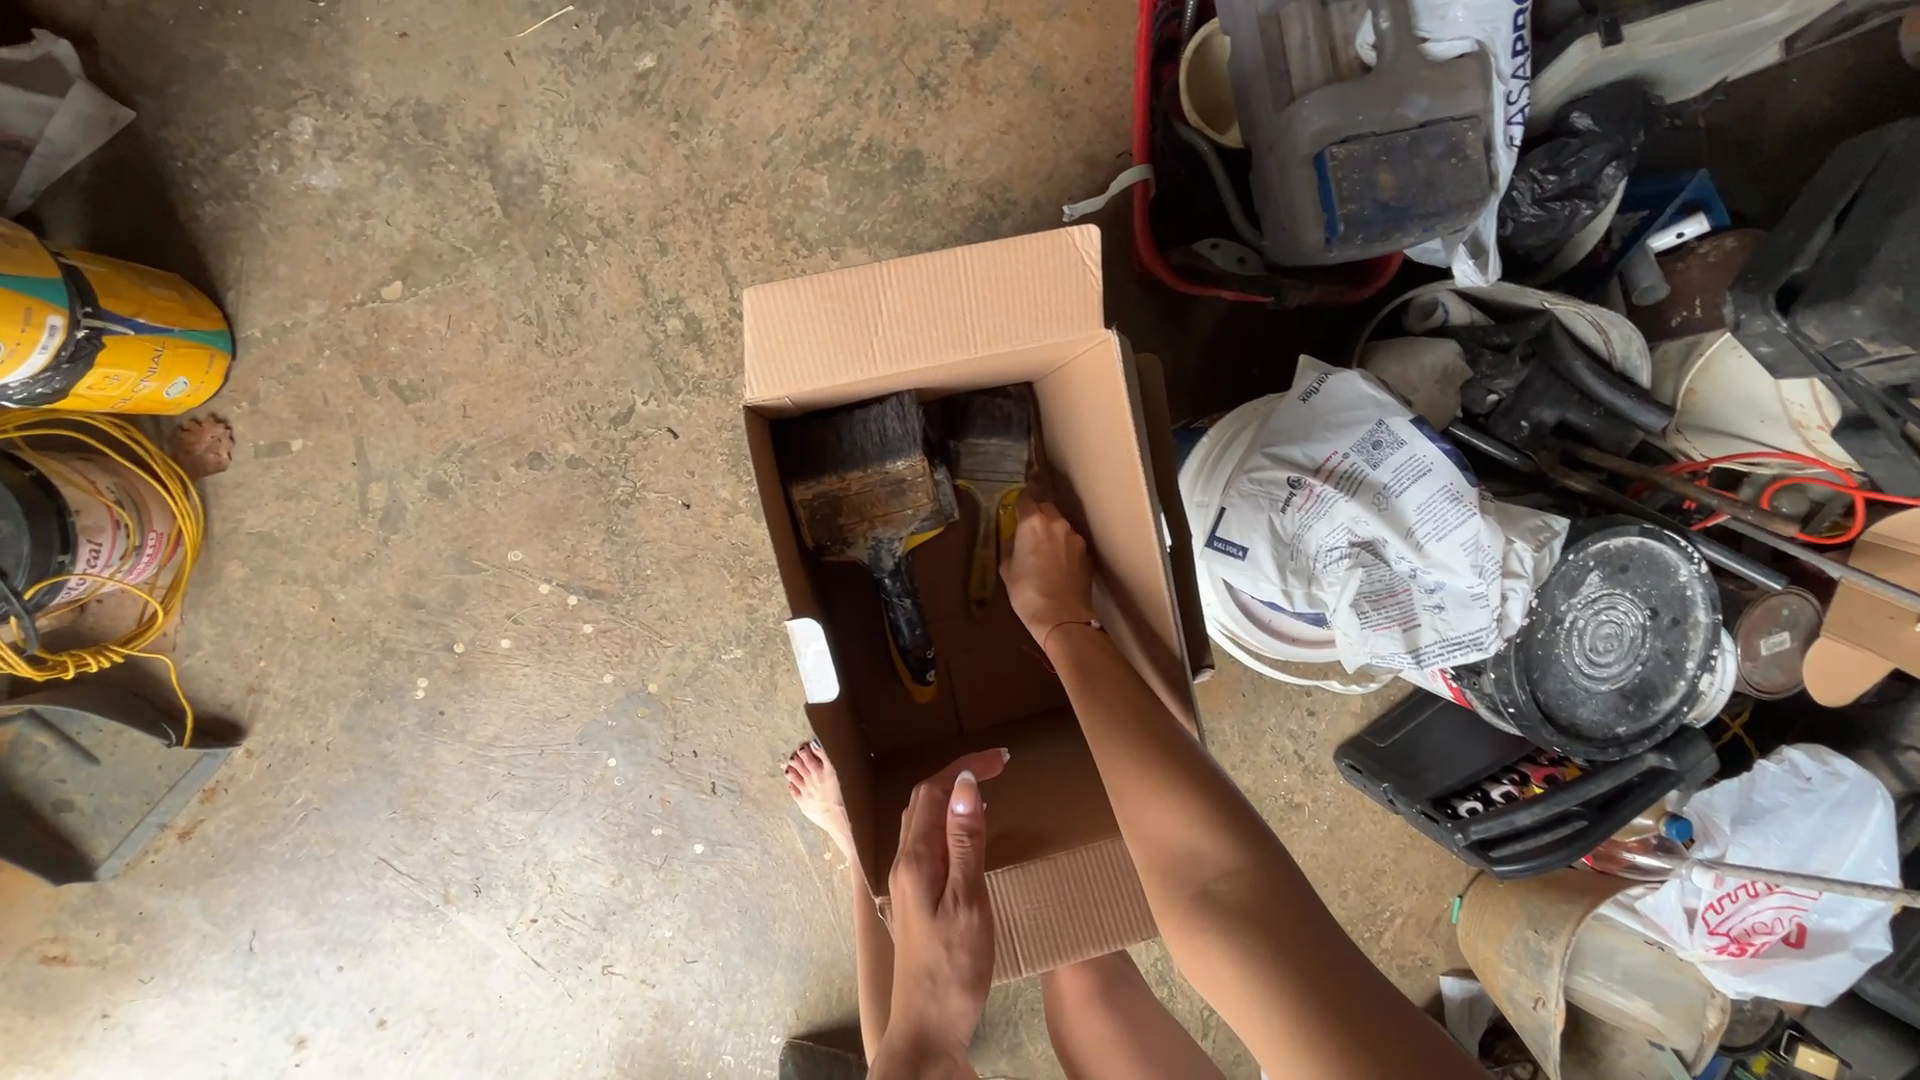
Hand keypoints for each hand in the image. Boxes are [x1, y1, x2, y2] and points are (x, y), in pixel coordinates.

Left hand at [872, 749, 1006, 1076]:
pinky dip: (950, 821)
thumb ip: (966, 841)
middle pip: (924, 800)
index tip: (1000, 758)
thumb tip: (965, 783)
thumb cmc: (952, 968)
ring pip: (924, 820)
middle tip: (999, 765)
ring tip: (987, 786)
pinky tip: (970, 831)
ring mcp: (908, 880)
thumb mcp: (968, 901)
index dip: (963, 766)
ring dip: (952, 795)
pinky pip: (930, 841)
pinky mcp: (917, 896)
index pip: (933, 791)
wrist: (927, 1028)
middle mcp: (905, 862)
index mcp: (915, 858)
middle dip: (958, 773)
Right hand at [1001, 495, 1096, 643]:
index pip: (1025, 500)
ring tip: (1046, 552)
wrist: (1061, 615)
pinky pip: (1072, 544)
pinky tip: (1059, 565)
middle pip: (1046, 509)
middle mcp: (1057, 523)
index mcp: (1033, 523)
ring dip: (1053, 533)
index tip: (1016, 512)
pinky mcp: (1087, 554)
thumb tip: (1014, 541)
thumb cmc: (1027, 592)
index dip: (1020, 506)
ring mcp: (1076, 538)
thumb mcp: (1007, 569)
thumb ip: (1011, 547)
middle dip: (1038, 516)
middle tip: (1030, 532)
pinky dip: (1065, 548)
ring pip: (1062, 526)